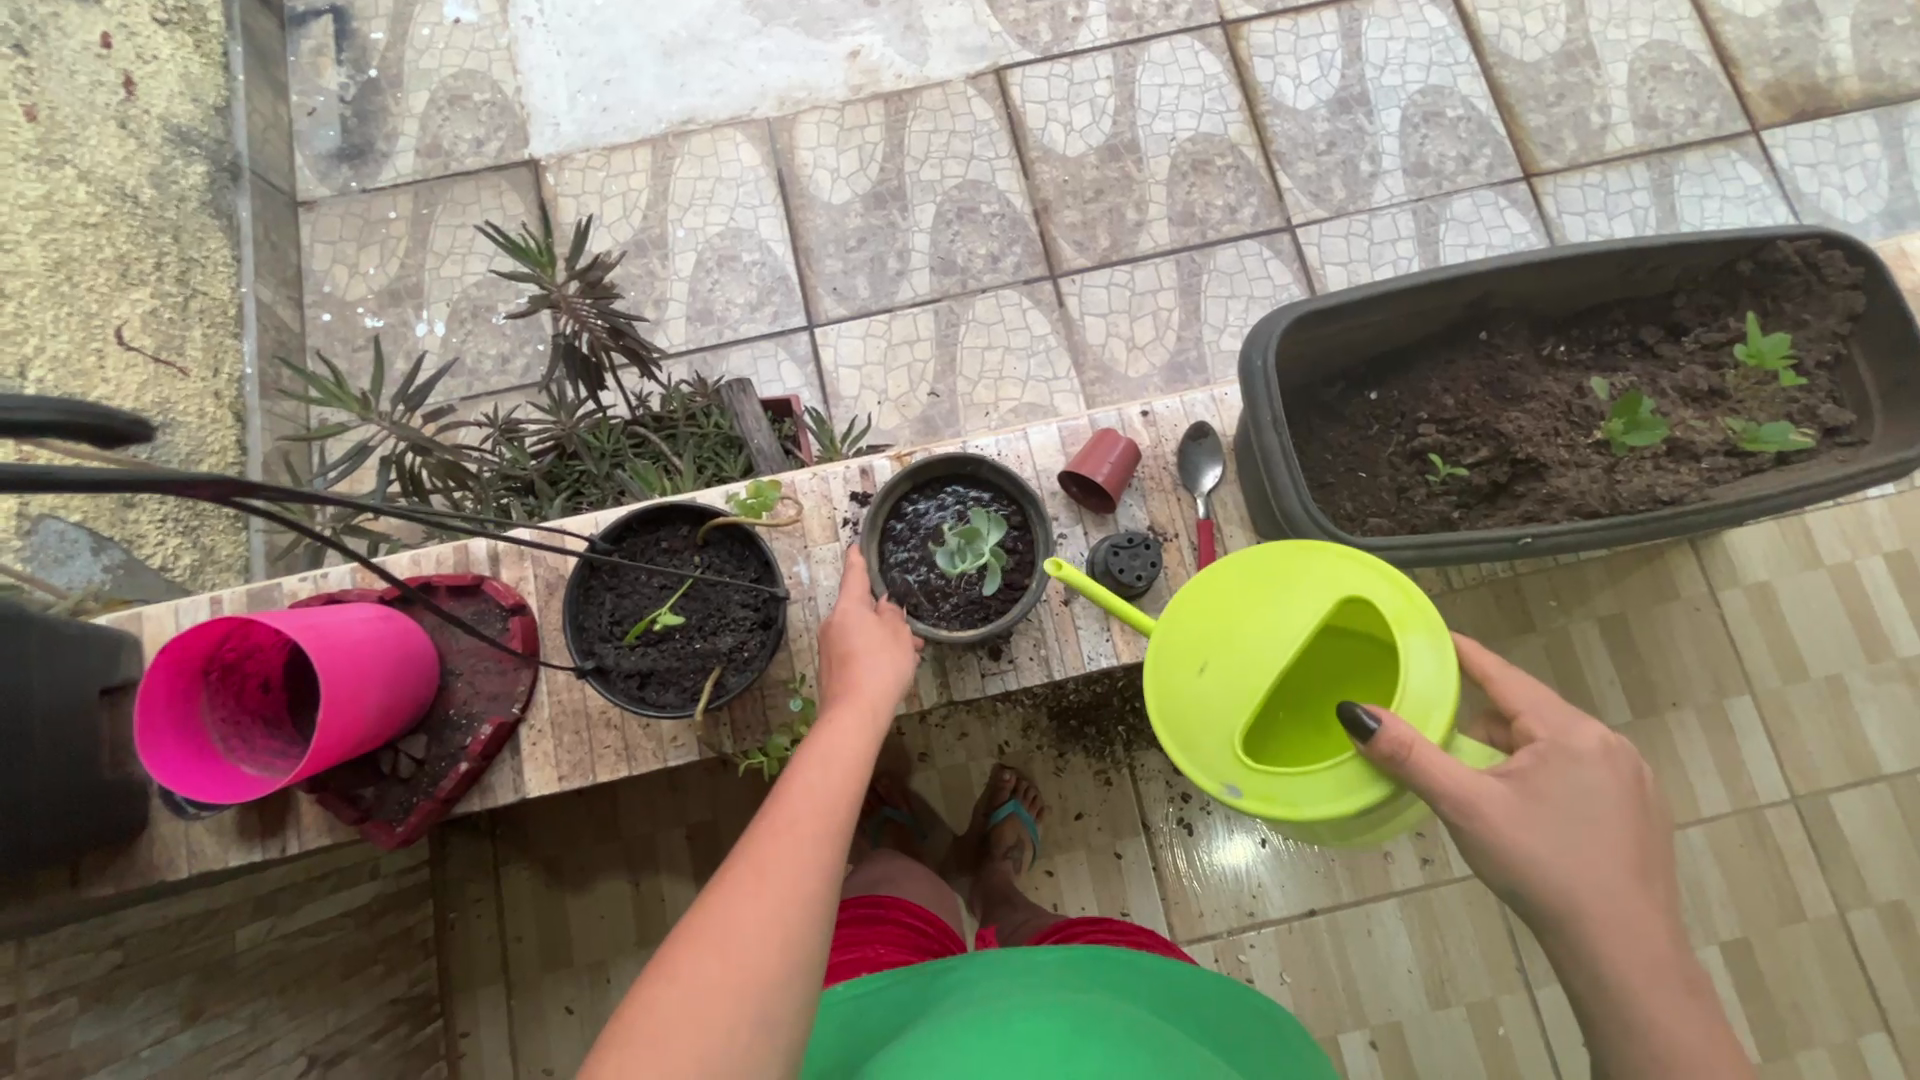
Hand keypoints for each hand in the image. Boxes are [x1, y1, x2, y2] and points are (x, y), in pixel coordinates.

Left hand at [817, 546, 922, 722]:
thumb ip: (893, 615)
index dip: (858, 558)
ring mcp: (829, 647)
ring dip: (884, 637)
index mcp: (848, 607)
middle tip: (911, 627)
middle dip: (885, 615)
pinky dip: (875, 653)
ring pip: (861, 632)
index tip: (856, 545)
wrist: (855, 714)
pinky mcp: (832, 669)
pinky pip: (856, 651)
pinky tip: (895, 669)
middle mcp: (833, 623)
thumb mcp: (899, 635)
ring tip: (912, 653)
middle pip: (860, 608)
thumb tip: (885, 606)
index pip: (854, 574)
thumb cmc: (880, 666)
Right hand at [1338, 633, 1681, 956]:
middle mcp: (1607, 744)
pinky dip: (1536, 775)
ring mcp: (1630, 779)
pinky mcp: (1637, 811)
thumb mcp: (1464, 806)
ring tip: (1476, 786)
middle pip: (1523, 712)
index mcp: (1570, 732)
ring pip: (1547, 744)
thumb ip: (1409, 754)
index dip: (1464, 653)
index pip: (1503, 675)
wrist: (1622, 953)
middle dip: (1477, 721)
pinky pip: (1572, 770)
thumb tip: (1354, 711)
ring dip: (1506, 752)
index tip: (1433, 634)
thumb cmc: (1540, 867)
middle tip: (1439, 741)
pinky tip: (1522, 811)